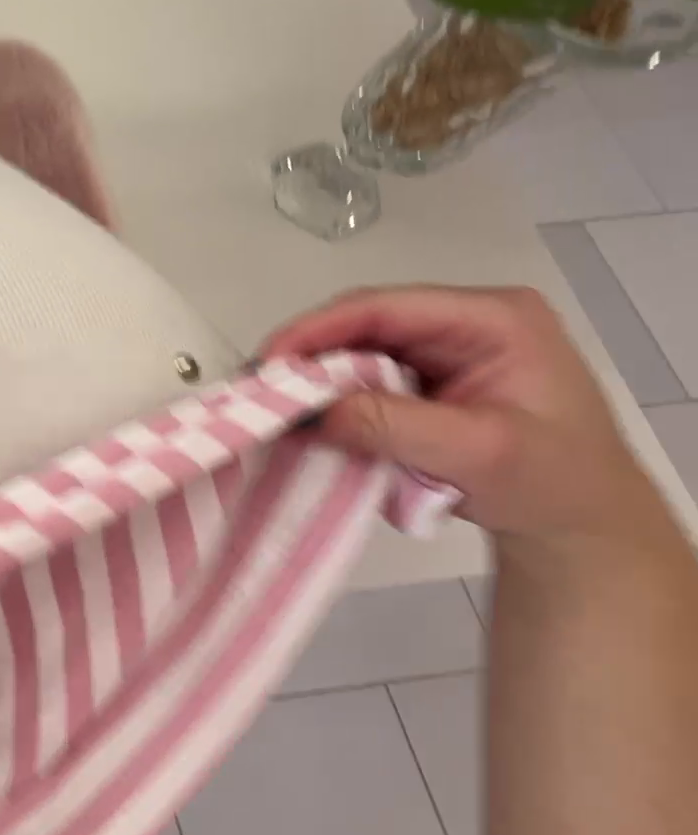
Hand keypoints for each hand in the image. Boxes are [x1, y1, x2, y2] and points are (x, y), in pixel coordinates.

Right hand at [259, 286, 675, 560]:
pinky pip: (356, 379)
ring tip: (270, 408)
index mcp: (492, 319)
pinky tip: (302, 419)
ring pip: (350, 352)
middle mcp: (460, 323)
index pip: (381, 307)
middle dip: (305, 357)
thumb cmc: (549, 483)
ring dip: (311, 381)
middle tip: (257, 392)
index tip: (266, 367)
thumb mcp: (476, 451)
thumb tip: (305, 412)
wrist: (578, 526)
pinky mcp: (417, 382)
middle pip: (358, 325)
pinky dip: (326, 400)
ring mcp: (438, 351)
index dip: (314, 331)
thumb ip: (392, 424)